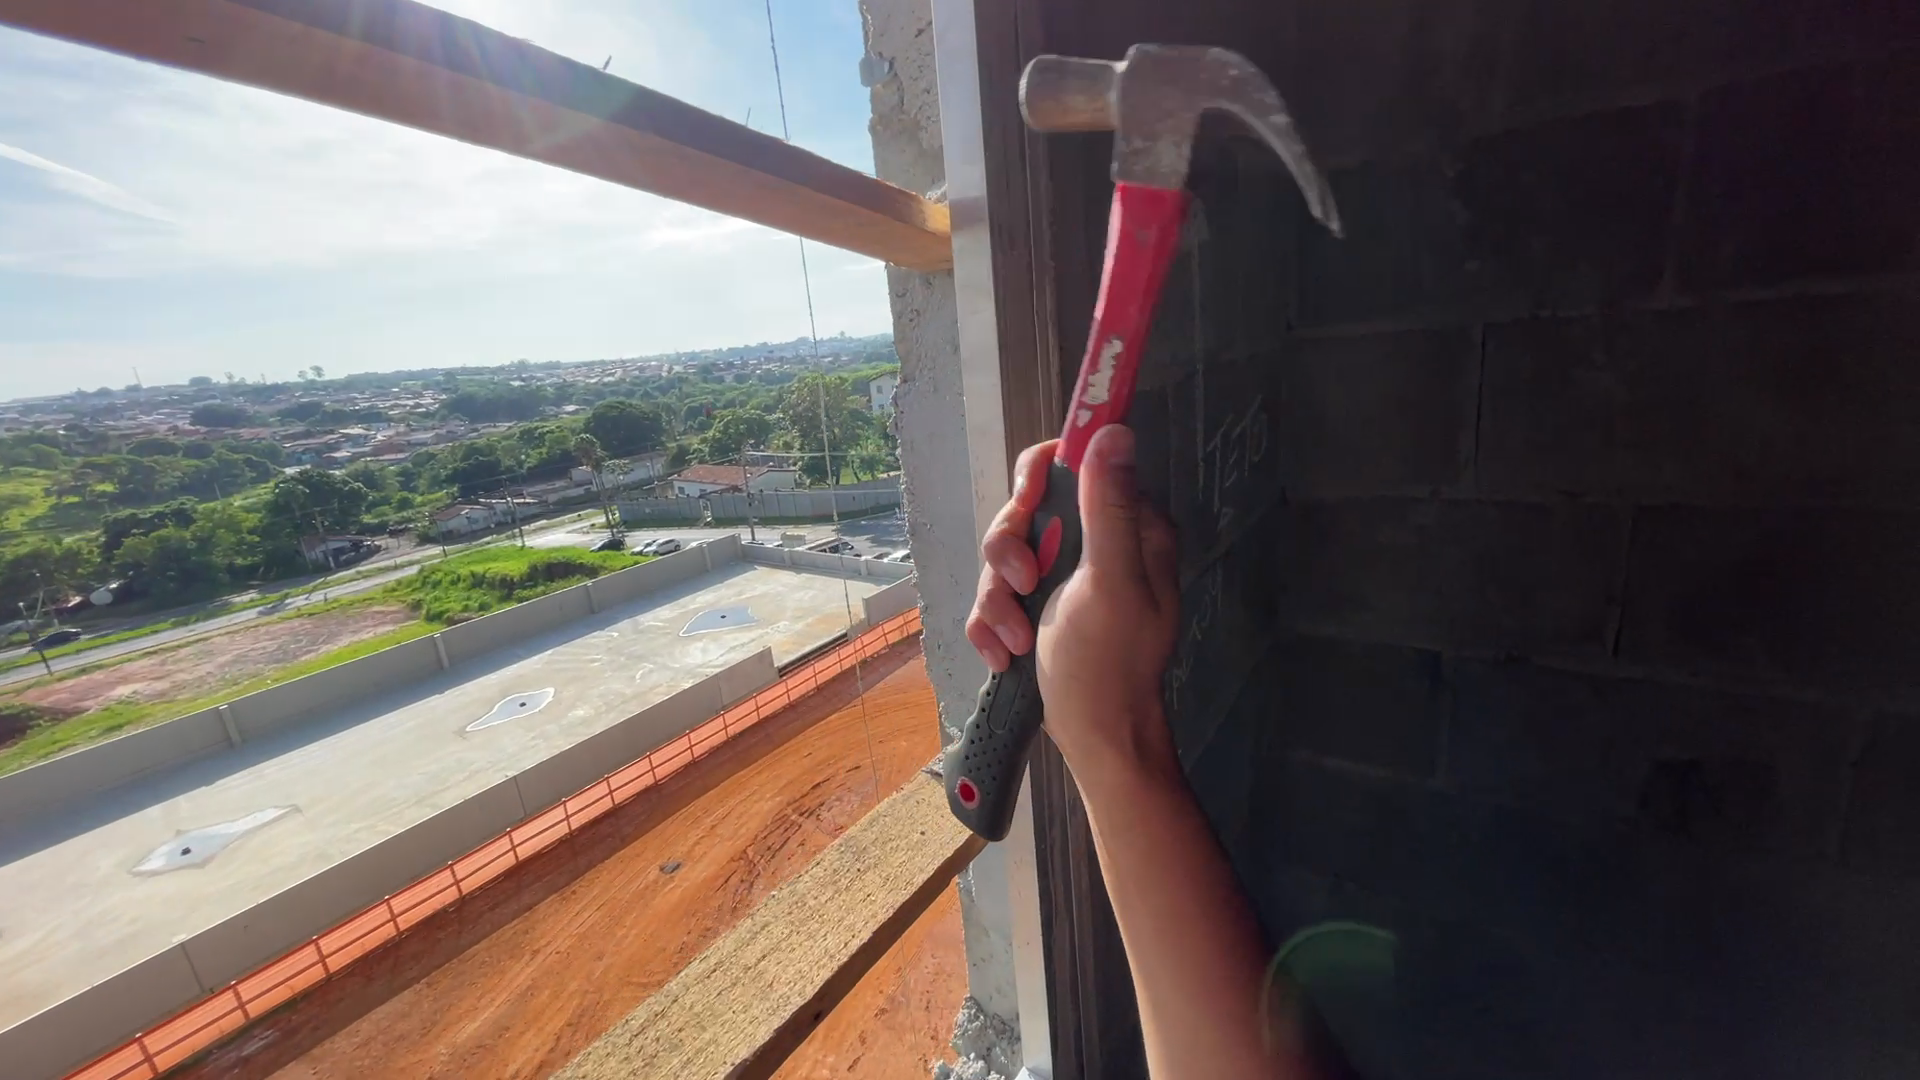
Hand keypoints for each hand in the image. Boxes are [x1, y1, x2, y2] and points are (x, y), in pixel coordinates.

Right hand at [965, 425, 1180, 777]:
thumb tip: (1111, 428)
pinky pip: (995, 591)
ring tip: (1014, 641)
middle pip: (1024, 510)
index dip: (1037, 477)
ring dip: (997, 600)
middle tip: (1020, 587)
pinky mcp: (1036, 602)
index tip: (1023, 508)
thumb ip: (1107, 508)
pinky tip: (1003, 654)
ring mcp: (1062, 573)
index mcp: (1125, 524)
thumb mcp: (1109, 582)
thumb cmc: (1108, 663)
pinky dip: (991, 623)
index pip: (1072, 463)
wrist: (1093, 737)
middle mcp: (1094, 540)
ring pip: (1002, 553)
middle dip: (1008, 555)